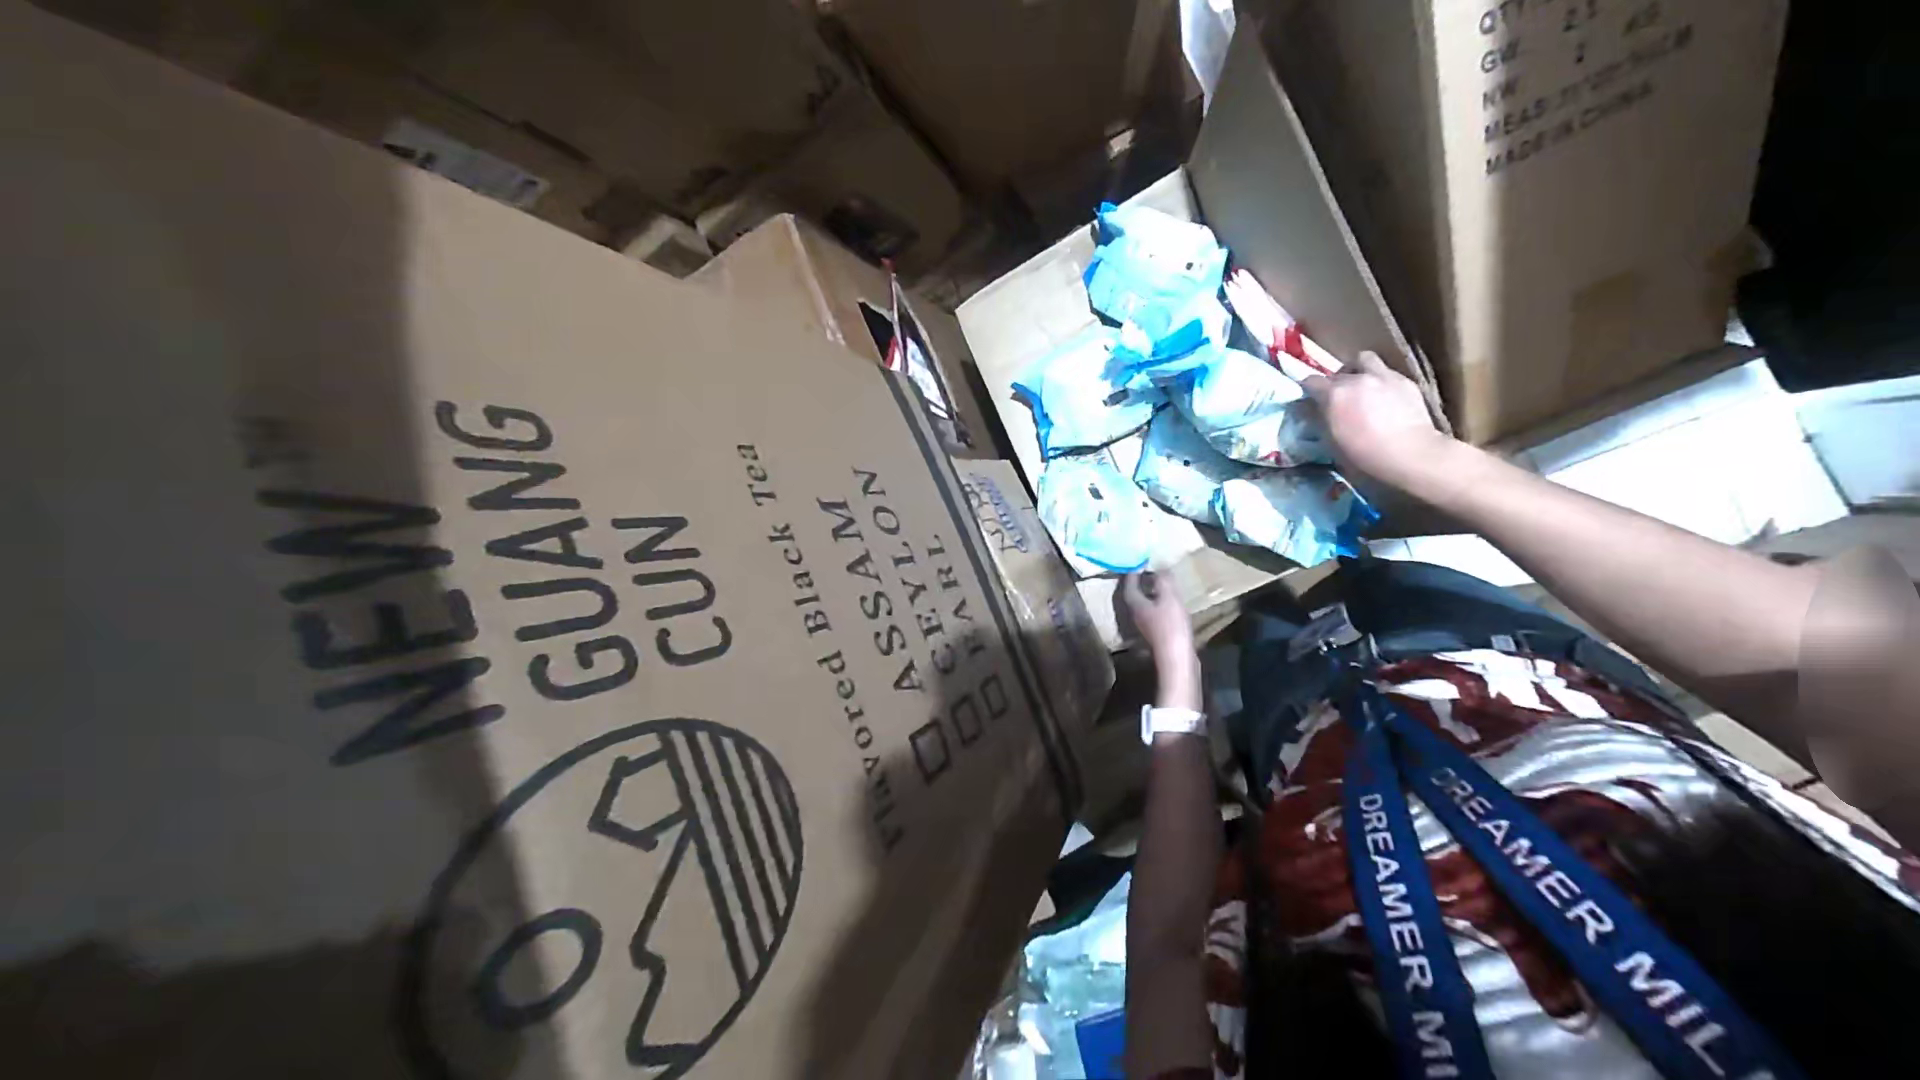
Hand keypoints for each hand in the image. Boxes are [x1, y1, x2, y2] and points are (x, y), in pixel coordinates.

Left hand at [1122, 571, 1194, 664]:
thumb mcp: (1169, 598)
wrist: (1177, 657)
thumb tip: (1159, 566)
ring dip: (1150, 593)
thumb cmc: (1171, 626)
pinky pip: (1153, 613)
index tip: (1140, 562)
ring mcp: (1145, 625)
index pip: (1129, 584)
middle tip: (1149, 570)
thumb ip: (1163, 581)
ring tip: (1160, 584)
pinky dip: (1158, 604)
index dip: (1133, 572)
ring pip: (1143, 604)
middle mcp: (1136, 614)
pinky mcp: (1155, 633)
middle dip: (1140, 582)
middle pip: (1134, 595)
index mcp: (1135, 604)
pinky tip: (1169, 603)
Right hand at [1302, 351, 1457, 493]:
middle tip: (1337, 399)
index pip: (1310, 381)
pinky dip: (1380, 382)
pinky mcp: (1406, 381)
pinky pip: (1386, 373)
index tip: (1310, 401)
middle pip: (1337, 372)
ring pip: (1364, 360)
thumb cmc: (1363, 456)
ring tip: (1361, 387)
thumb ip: (1320, 419)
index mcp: (1334, 394)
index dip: (1308, 391)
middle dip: (1334, 383)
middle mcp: (1357, 379)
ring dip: (1358, 370)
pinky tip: (1385, 398)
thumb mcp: (1330, 441)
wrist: (1410, 455)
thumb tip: (1313, 409)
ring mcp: (1383, 376)